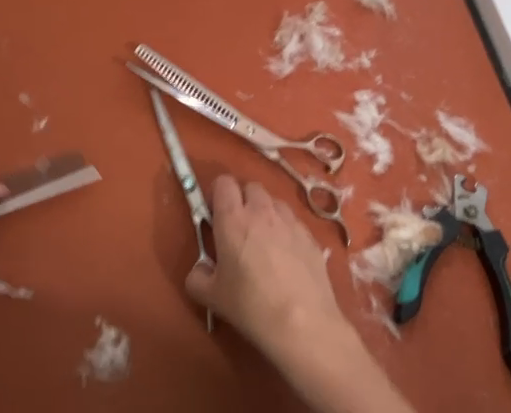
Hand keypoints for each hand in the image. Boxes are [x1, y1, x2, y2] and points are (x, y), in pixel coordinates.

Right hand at [185, 175, 352, 362]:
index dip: (218, 195)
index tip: (216, 216)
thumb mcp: (212, 297)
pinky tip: (289, 258)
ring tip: (266, 241)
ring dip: (267, 213)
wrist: (305, 327)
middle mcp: (261, 212)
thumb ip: (198, 277)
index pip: (223, 182)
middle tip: (240, 228)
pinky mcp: (312, 240)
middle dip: (244, 201)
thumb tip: (200, 270)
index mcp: (232, 219)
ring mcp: (291, 224)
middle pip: (251, 187)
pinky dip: (288, 232)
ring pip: (275, 203)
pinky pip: (295, 224)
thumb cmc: (251, 306)